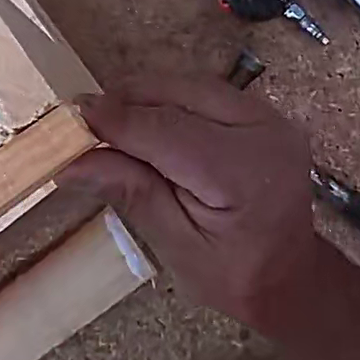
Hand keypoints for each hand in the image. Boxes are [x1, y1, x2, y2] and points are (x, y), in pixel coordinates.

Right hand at [59, 74, 321, 321]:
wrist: (290, 275)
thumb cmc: (233, 274)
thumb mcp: (176, 246)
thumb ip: (130, 193)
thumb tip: (71, 163)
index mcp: (245, 174)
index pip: (165, 130)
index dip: (113, 120)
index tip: (69, 117)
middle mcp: (263, 131)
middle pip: (174, 94)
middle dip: (123, 102)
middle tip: (82, 123)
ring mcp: (265, 115)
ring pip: (183, 84)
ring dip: (139, 98)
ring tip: (107, 124)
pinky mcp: (256, 110)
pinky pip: (196, 90)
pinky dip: (160, 99)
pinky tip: (140, 122)